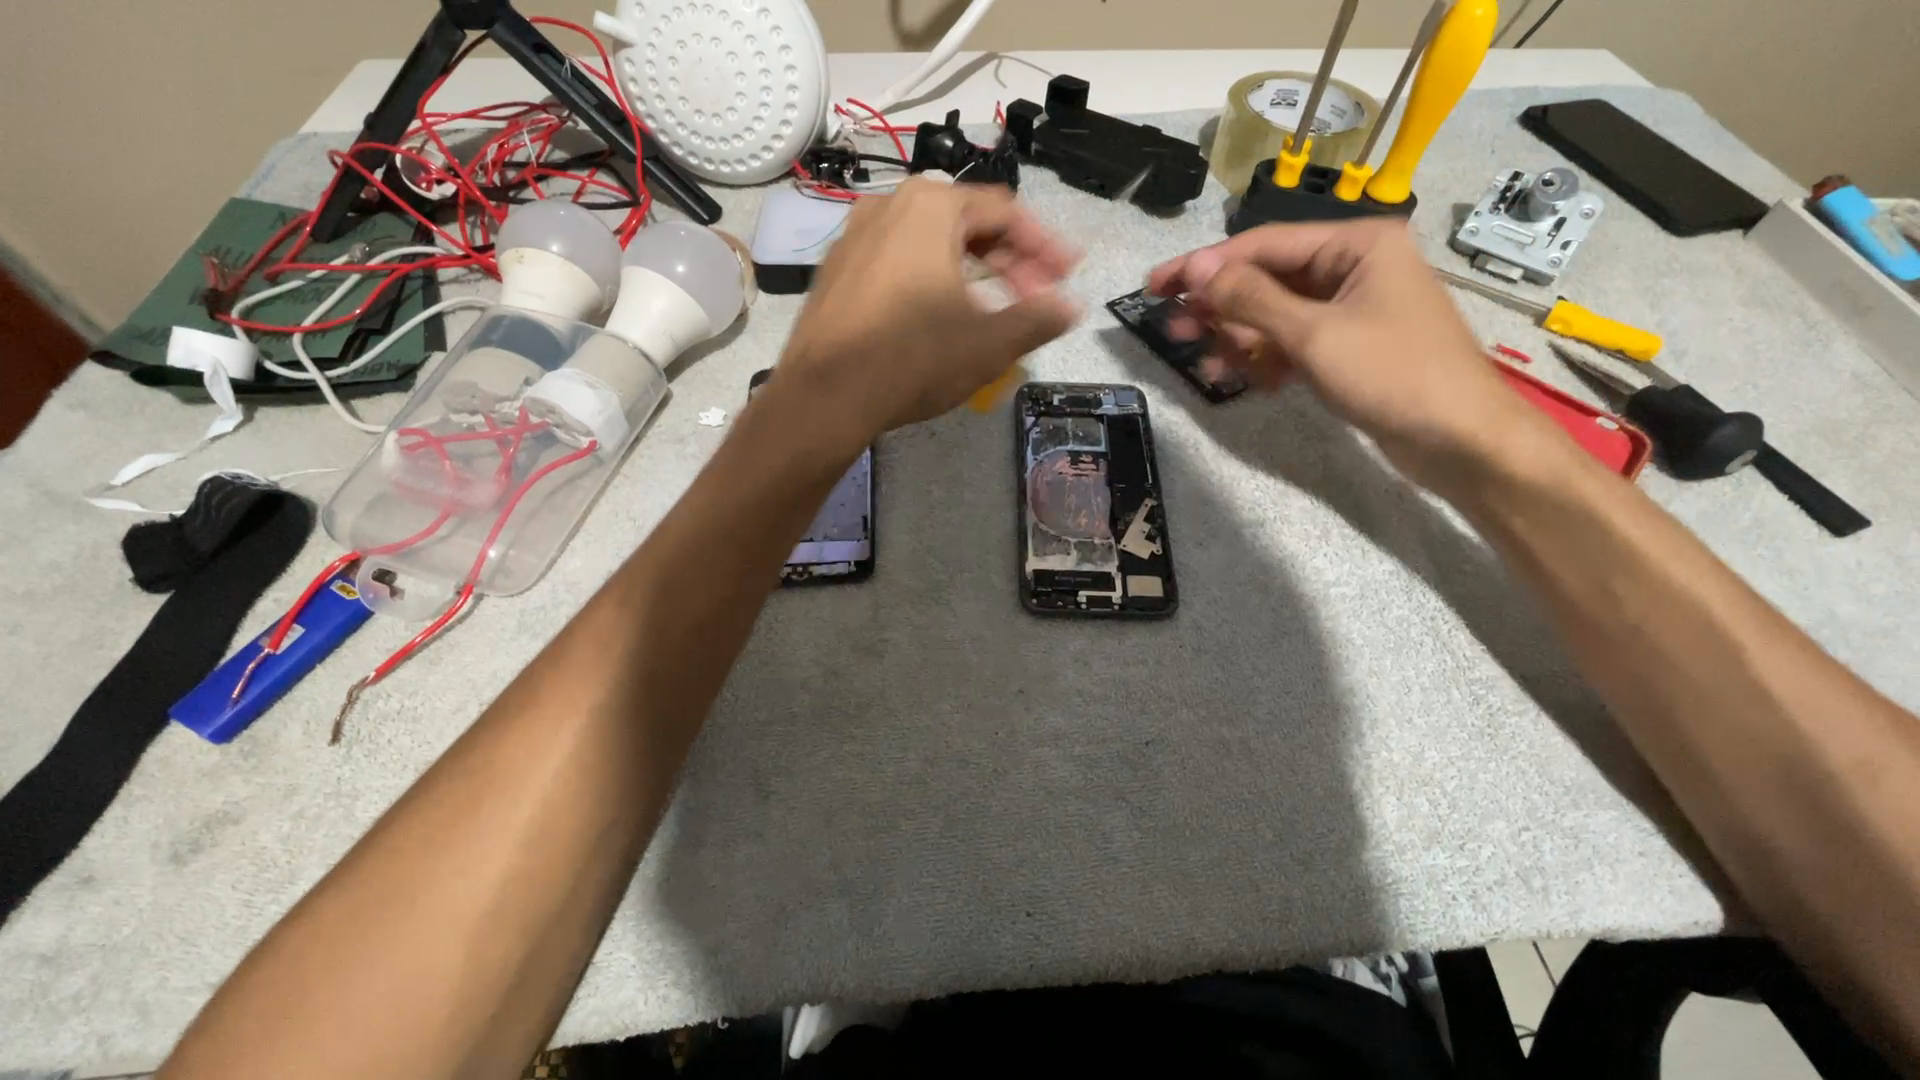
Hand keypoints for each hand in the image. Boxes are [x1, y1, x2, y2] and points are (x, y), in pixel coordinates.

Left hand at [776, 179, 1081, 435]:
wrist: (823, 398)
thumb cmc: (913, 359)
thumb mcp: (990, 342)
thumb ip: (1038, 318)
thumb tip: (1070, 308)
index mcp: (931, 206)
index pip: (1006, 212)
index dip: (1045, 246)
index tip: (1068, 274)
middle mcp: (889, 206)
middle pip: (967, 224)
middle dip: (1009, 261)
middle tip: (1037, 297)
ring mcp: (855, 237)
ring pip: (931, 245)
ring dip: (972, 273)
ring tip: (995, 311)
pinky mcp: (836, 272)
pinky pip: (899, 264)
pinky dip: (932, 282)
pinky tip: (943, 318)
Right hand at [1148, 220, 1539, 488]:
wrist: (1461, 440)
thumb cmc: (1395, 374)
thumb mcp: (1315, 334)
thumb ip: (1252, 299)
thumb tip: (1197, 269)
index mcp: (1355, 244)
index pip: (1262, 245)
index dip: (1205, 265)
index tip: (1155, 285)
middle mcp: (1353, 266)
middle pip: (1267, 278)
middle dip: (1220, 307)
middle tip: (1173, 331)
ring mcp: (1352, 308)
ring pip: (1276, 314)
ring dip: (1239, 339)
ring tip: (1206, 365)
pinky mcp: (1349, 346)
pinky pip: (1294, 341)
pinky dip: (1267, 359)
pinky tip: (1246, 380)